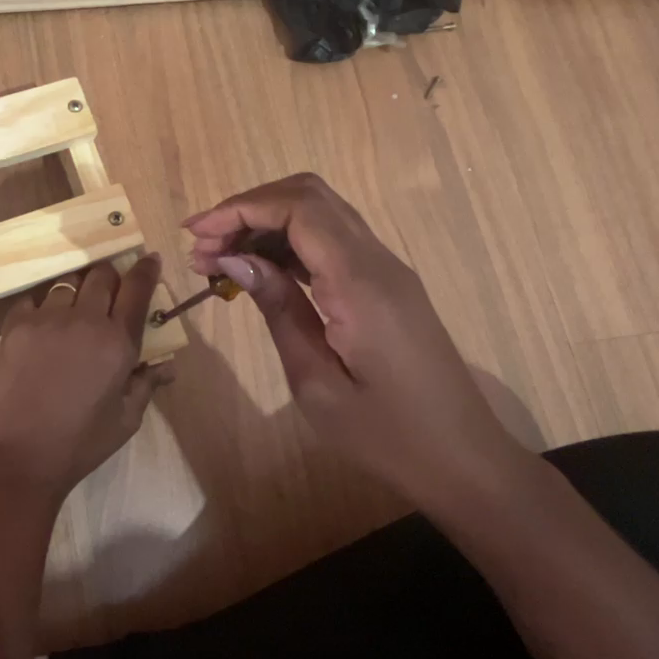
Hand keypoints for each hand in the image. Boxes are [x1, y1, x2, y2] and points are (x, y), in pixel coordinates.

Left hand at [0, 256, 164, 502]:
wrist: (18, 458)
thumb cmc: (79, 445)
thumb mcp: (125, 420)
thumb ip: (146, 385)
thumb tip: (167, 365)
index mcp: (117, 343)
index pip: (137, 289)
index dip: (145, 270)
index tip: (148, 260)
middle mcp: (84, 321)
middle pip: (101, 276)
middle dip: (109, 278)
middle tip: (108, 292)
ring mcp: (45, 320)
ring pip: (66, 285)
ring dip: (76, 292)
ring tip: (72, 311)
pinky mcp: (13, 327)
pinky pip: (32, 301)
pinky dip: (41, 308)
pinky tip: (41, 327)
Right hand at [184, 174, 523, 509]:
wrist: (463, 461)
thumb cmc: (385, 436)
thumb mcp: (315, 382)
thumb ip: (278, 310)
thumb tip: (234, 260)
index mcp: (359, 283)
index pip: (297, 209)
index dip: (240, 208)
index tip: (195, 235)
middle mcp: (377, 261)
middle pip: (309, 197)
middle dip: (248, 208)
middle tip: (202, 246)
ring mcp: (386, 270)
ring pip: (320, 214)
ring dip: (266, 224)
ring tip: (218, 260)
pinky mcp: (386, 285)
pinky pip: (332, 241)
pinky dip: (288, 243)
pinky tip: (257, 272)